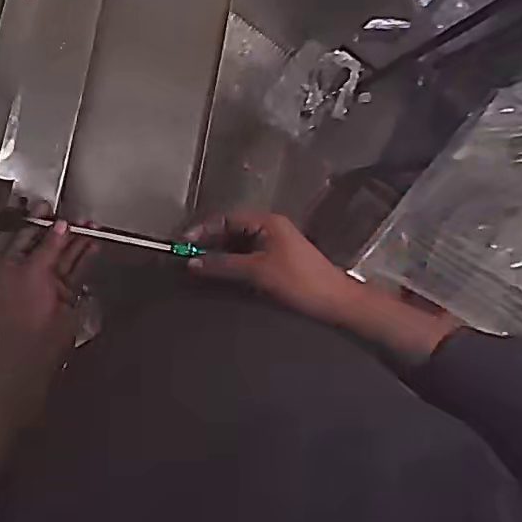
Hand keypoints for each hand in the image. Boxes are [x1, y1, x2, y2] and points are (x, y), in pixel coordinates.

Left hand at [0, 220, 97, 463]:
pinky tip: (92, 246)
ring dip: (77, 242)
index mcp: (8, 266)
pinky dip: (83, 257)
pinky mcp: (62, 297)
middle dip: (63, 230)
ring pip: (62, 257)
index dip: (39, 220)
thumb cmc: (24, 320)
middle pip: (45, 244)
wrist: (35, 356)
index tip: (51, 207)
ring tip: (92, 226)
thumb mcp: (34, 273)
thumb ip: (48, 248)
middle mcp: (25, 274)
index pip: (24, 235)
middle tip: (78, 216)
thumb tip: (59, 227)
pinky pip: (73, 271)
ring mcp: (44, 286)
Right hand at [185, 211, 343, 316]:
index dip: (203, 229)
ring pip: (237, 244)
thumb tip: (193, 262)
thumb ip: (223, 265)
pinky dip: (231, 263)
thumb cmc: (300, 282)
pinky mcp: (276, 260)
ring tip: (200, 265)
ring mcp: (274, 244)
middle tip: (189, 255)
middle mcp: (270, 228)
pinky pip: (246, 256)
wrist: (337, 303)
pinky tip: (221, 273)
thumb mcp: (257, 272)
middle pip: (230, 230)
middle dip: (209, 242)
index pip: (226, 218)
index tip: (184, 243)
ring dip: (219, 254)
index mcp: (267, 222)